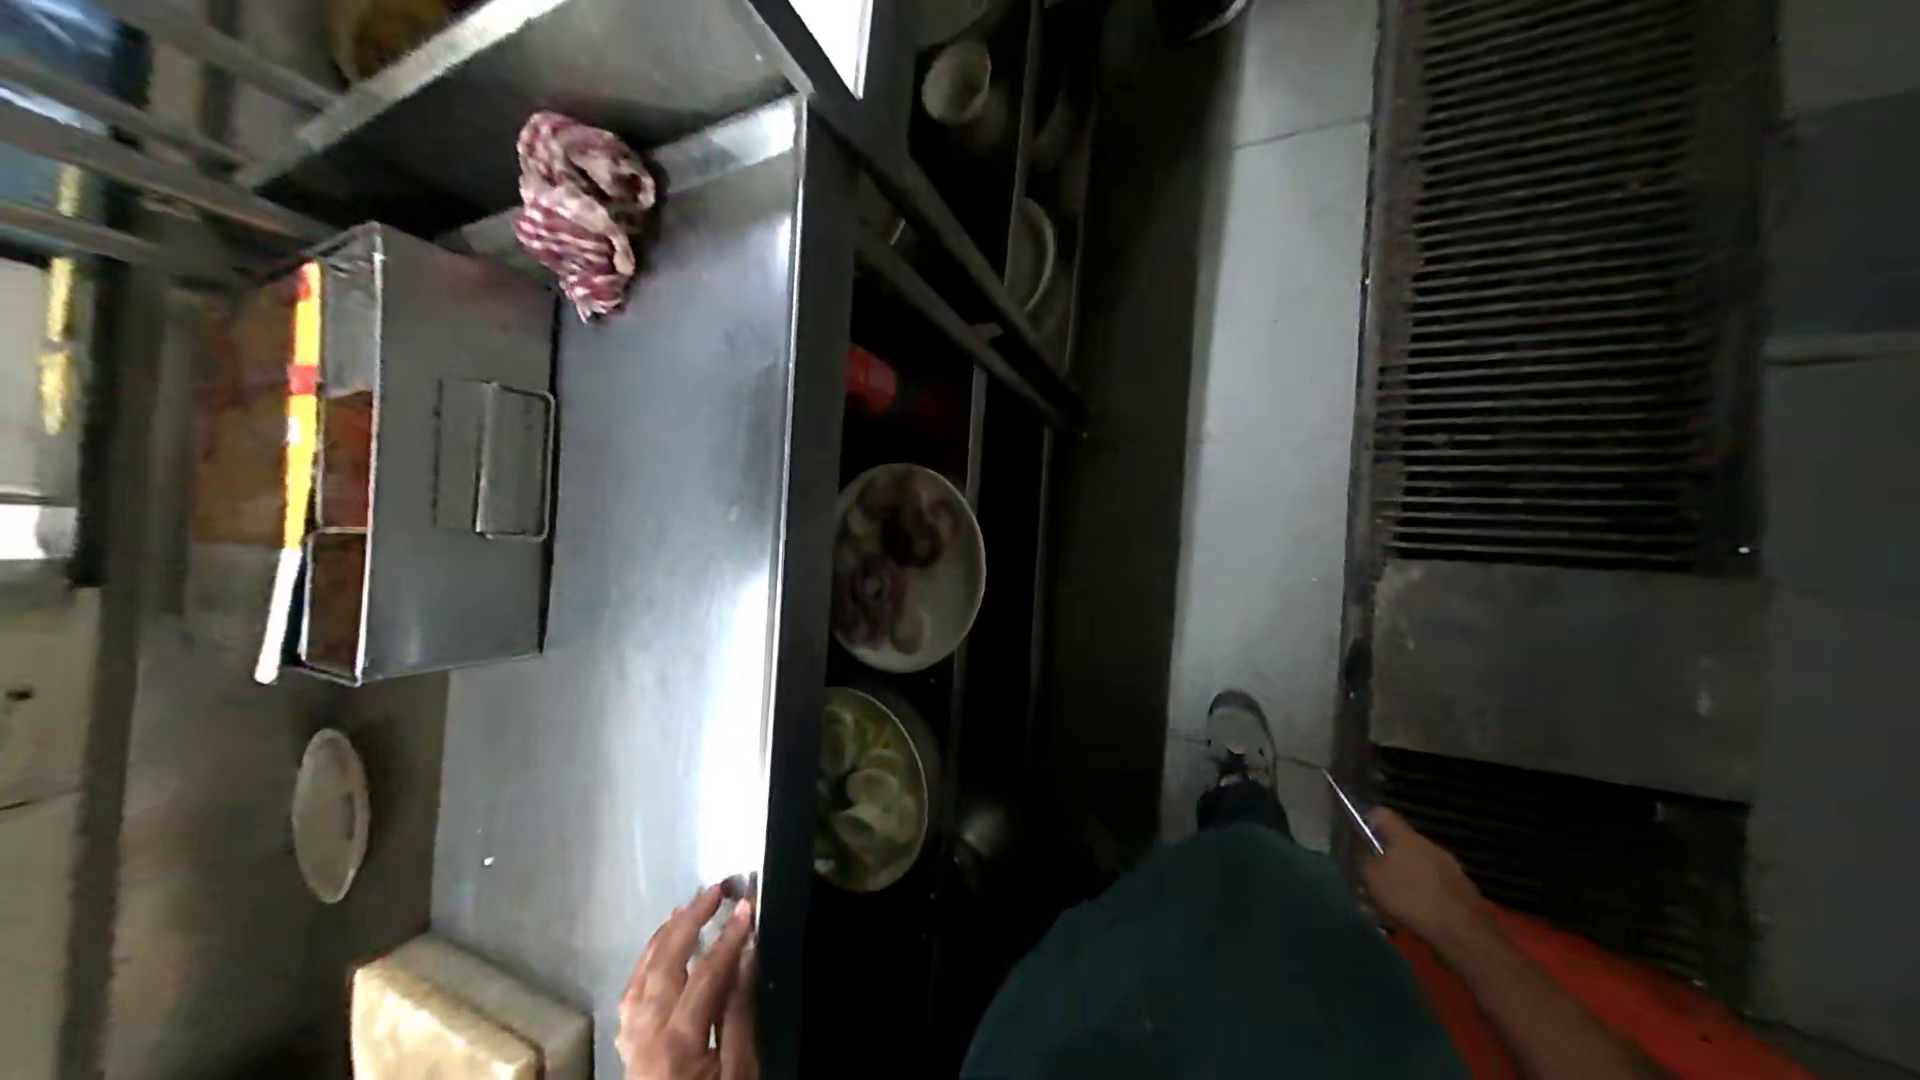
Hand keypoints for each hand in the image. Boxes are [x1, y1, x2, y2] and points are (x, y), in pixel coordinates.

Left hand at [617, 885, 759, 1079]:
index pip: (705, 974)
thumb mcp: (741, 1071)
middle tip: (715, 890)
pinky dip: (646, 964)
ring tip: (688, 909)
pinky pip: (630, 996)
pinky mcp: (629, 1052)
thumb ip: (740, 1011)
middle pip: (663, 965)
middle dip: (689, 922)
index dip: (728, 937)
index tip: (747, 905)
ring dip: (664, 937)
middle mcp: (646, 1039)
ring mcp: (632, 1045)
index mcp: (679, 1045)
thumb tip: (746, 954)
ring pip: (639, 977)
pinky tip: (661, 951)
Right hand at [1361, 808, 1492, 950]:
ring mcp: (1452, 869)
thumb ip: (1364, 861)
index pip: (1382, 814)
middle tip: (1374, 876)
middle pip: (1402, 843)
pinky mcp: (1465, 892)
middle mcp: (1430, 846)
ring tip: (1394, 901)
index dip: (1367, 820)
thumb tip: (1364, 855)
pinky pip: (1436, 886)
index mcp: (1406, 837)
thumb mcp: (1372, 878)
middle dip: (1388, 857)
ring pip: (1420, 866)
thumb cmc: (1412, 898)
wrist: (1466, 935)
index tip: (1358, 835)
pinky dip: (1424, 895)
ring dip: (1407, 878)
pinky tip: (1417, 914)